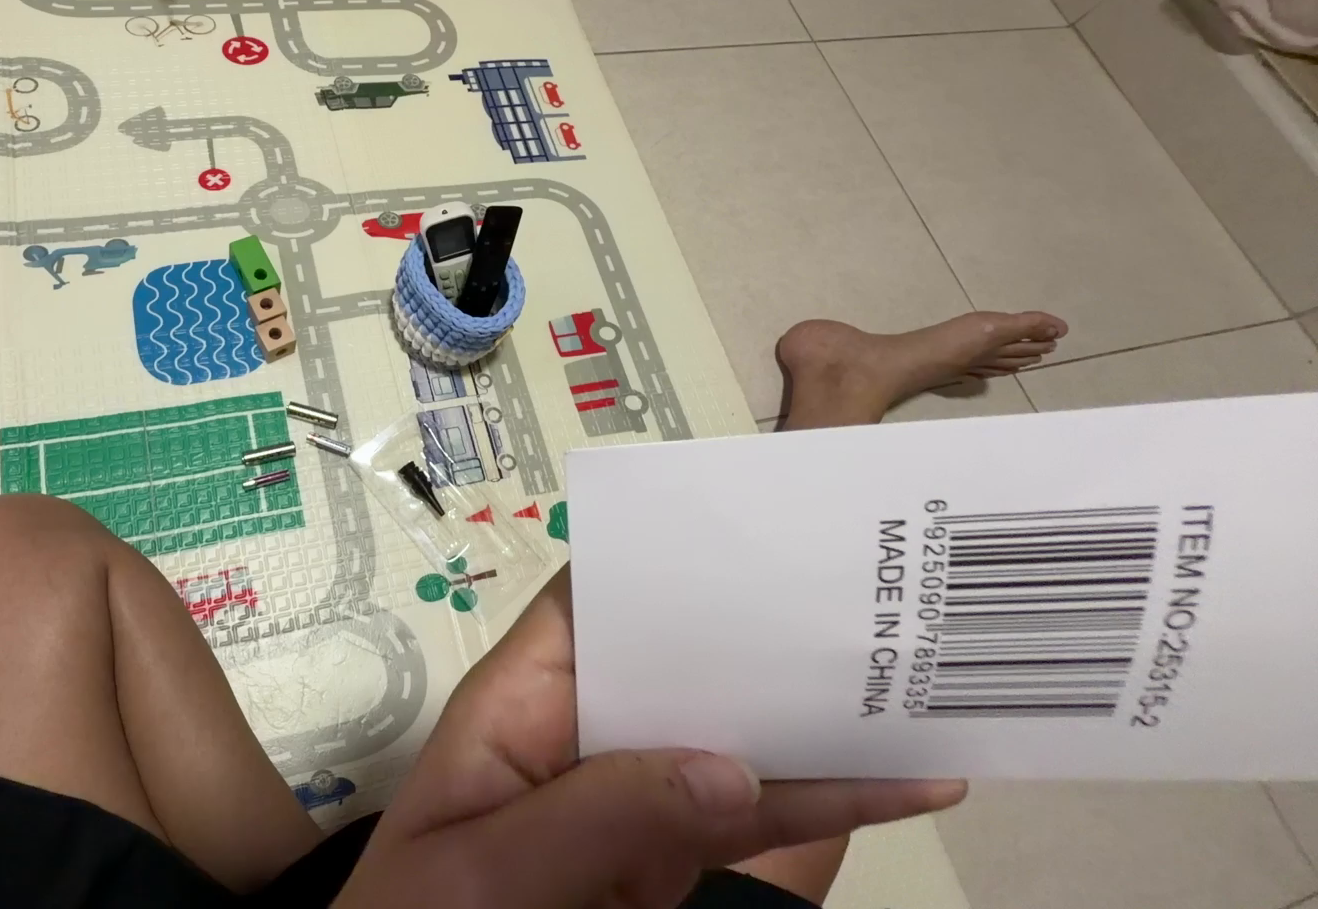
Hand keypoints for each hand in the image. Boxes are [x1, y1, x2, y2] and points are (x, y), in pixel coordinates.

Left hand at [334, 566, 965, 907]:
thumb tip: (729, 766)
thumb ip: (598, 813)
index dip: (655, 564)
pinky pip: (755, 823)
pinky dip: (826, 807)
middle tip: (866, 599)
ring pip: (728, 738)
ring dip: (809, 716)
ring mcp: (635, 798)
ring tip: (912, 680)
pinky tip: (903, 786)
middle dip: (754, 633)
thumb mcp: (489, 864)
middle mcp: (584, 733)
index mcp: (521, 703)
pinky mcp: (674, 862)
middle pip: (673, 662)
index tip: (749, 538)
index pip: (588, 607)